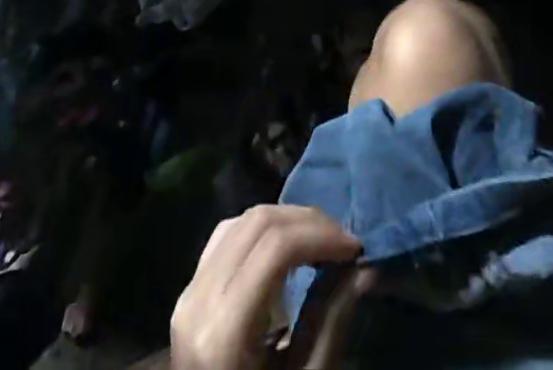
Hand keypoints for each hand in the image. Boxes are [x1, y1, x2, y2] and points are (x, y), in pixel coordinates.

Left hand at [171, 205, 370, 369]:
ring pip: (242, 221)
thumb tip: (365, 269)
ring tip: (322, 242)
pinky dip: (262, 231)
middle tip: (344, 242)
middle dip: (309, 222)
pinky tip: (287, 248)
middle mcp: (197, 301)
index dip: (321, 235)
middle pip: (258, 224)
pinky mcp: (189, 291)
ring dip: (287, 221)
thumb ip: (332, 321)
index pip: (275, 248)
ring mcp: (188, 293)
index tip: (356, 249)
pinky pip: (227, 236)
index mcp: (223, 332)